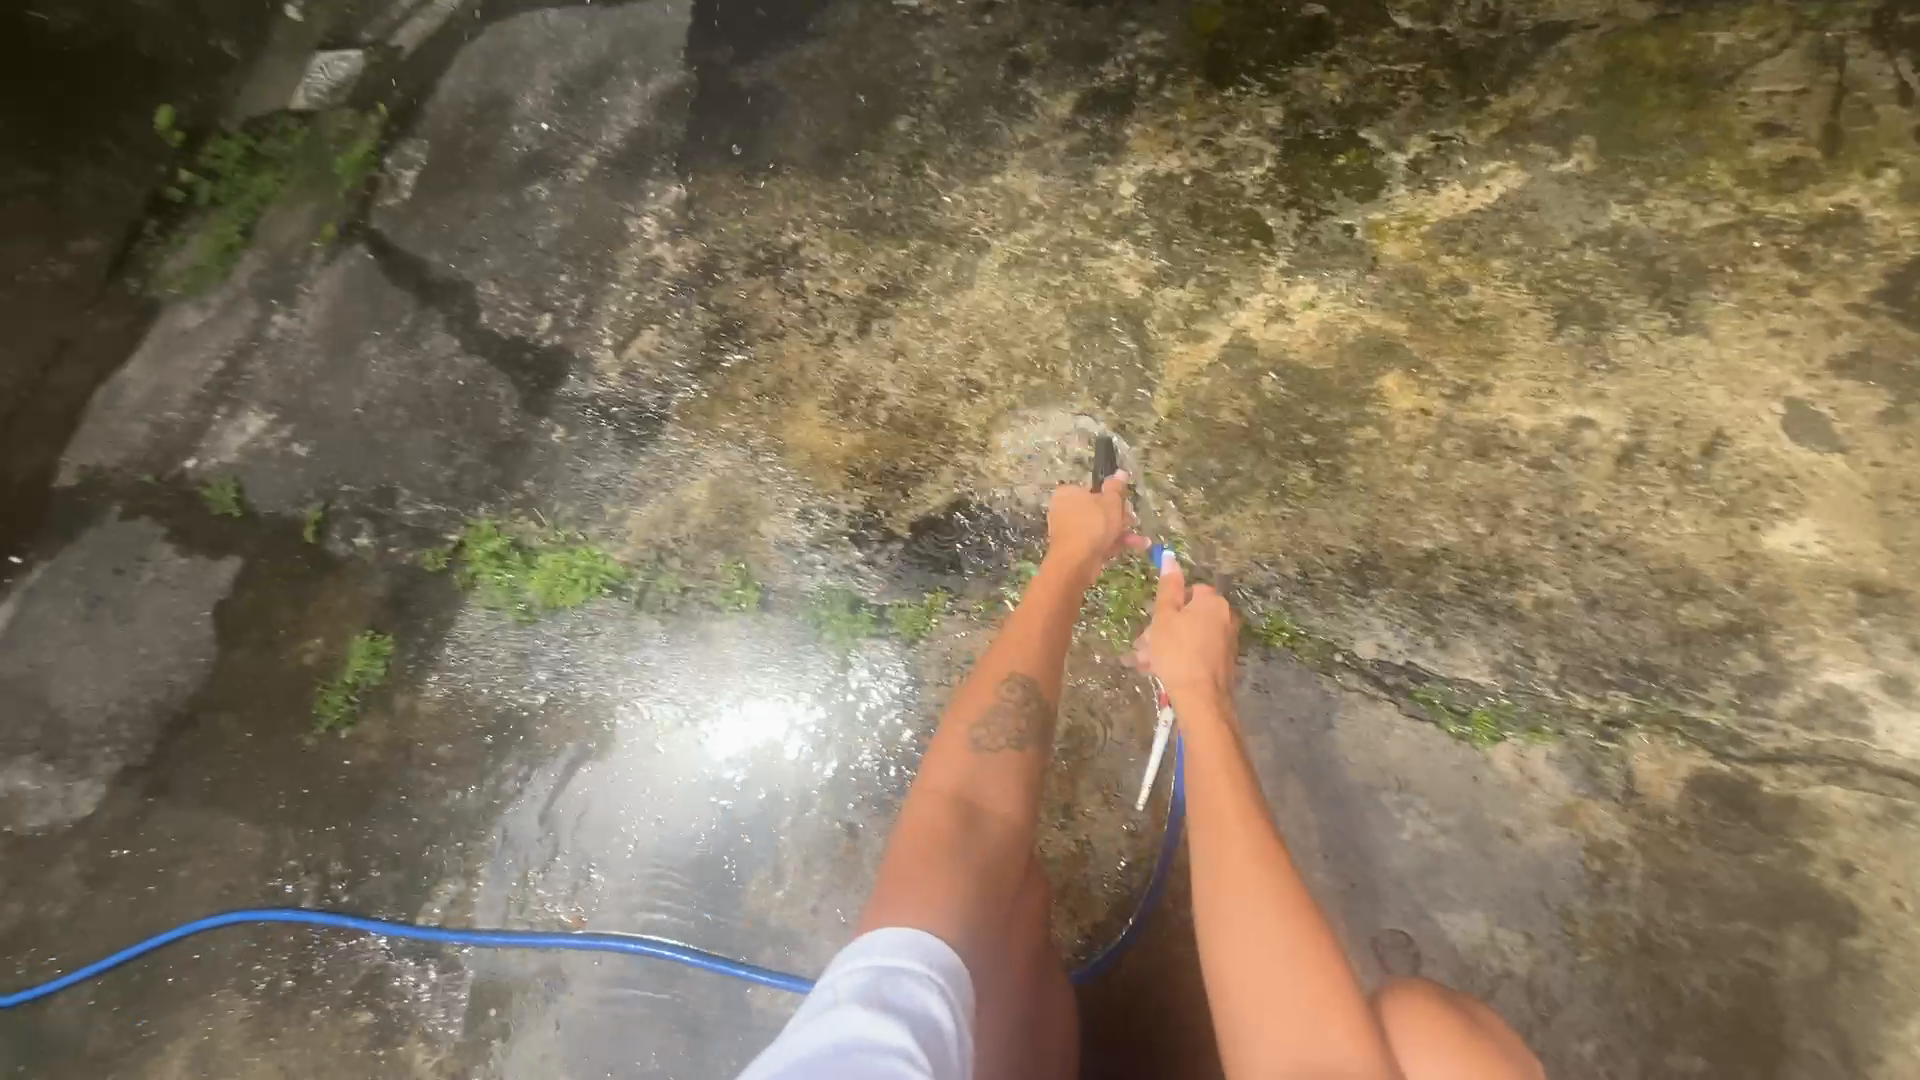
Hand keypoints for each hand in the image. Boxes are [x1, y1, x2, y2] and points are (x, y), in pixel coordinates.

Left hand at [1045, 472, 1144, 586]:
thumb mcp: (1110, 501)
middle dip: (1120, 516)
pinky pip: (1096, 541)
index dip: (1112, 496)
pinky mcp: (1074, 548)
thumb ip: (1116, 487)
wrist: (1076, 561)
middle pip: (1097, 510)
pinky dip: (1113, 543)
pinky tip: (1135, 546)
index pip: (1092, 489)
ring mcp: (1069, 531)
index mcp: (1068, 493)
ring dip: (1121, 532)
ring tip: (1139, 539)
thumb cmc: (1093, 524)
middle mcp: (1064, 510)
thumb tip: (1120, 472)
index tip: (1125, 503)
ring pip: (1099, 527)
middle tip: (1132, 520)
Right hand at [1133, 556, 1238, 708]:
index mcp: (1213, 602)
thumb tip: (1170, 557)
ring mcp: (1226, 642)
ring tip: (1144, 662)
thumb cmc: (1177, 651)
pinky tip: (1159, 670)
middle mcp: (1225, 618)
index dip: (1168, 604)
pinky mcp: (1223, 663)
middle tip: (1142, 645)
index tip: (1152, 620)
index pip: (1190, 590)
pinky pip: (1196, 652)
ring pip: (1189, 636)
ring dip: (1165, 645)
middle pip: (1188, 615)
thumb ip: (1168, 587)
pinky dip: (1179, 657)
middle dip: (1161, 629)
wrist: (1200, 697)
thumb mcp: (1165, 616)